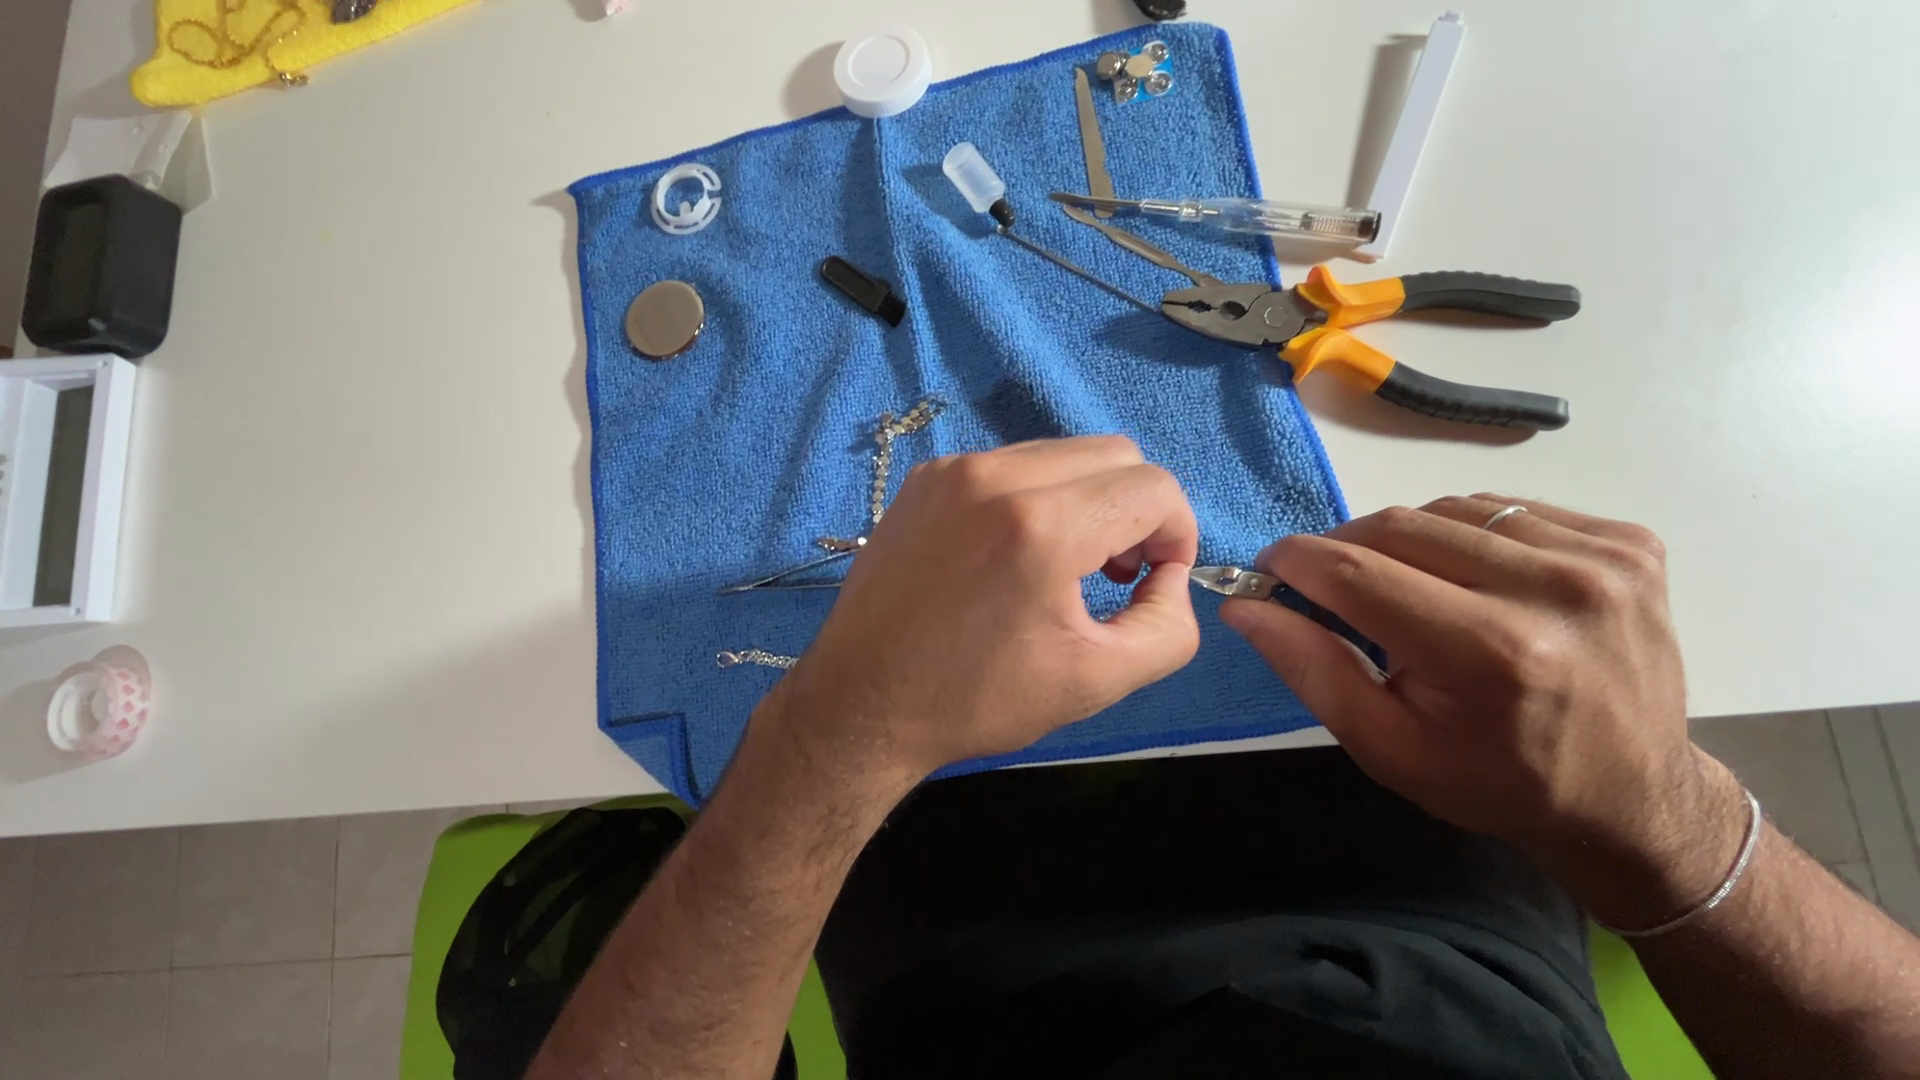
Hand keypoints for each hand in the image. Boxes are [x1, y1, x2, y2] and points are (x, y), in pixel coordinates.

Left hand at [765, 436, 1200, 781]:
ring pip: (1063, 454)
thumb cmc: (976, 699)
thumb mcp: (1097, 681)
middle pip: (1115, 455)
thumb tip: (1170, 575)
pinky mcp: (925, 476)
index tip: (1154, 581)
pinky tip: (1016, 552)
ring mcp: (953, 469)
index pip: (1153, 487)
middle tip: (1116, 574)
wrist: (862, 703)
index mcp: (1042, 526)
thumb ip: (1168, 625)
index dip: (1176, 533)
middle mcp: (996, 476)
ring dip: (1088, 499)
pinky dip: (1038, 496)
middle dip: (1137, 510)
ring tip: (1067, 565)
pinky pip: (1012, 464)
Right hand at [1222, 495, 1745, 925]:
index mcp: (1490, 653)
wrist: (1633, 798)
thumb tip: (1243, 605)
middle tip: (1327, 586)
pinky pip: (1503, 509)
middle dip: (1340, 549)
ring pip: (1446, 509)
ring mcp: (1602, 560)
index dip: (1294, 563)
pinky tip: (1467, 579)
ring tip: (1404, 588)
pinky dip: (1463, 534)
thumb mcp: (1383, 745)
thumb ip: (1308, 667)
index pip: (1355, 572)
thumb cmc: (1492, 780)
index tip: (1268, 573)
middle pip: (1397, 526)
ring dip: (1402, 540)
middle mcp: (1553, 590)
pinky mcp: (1629, 544)